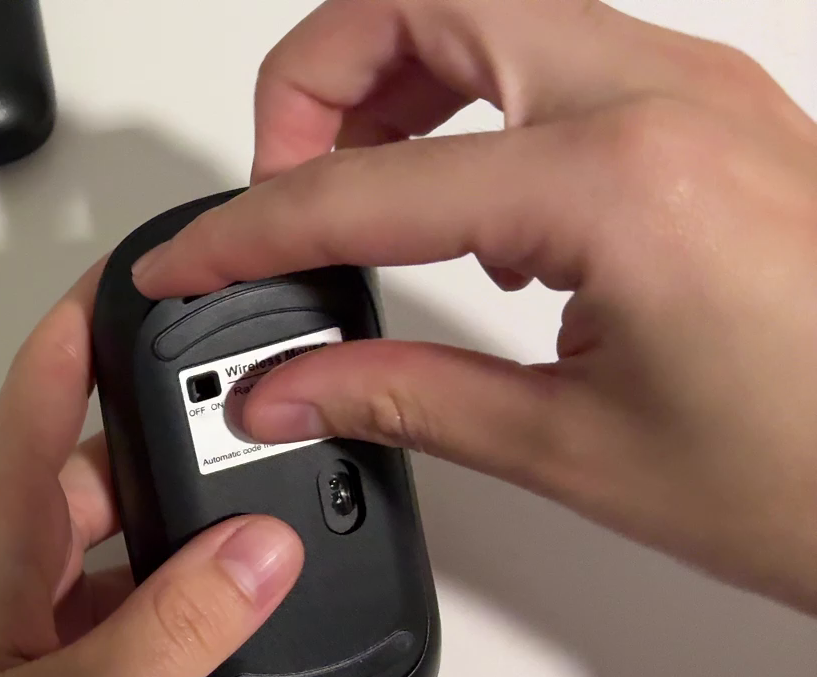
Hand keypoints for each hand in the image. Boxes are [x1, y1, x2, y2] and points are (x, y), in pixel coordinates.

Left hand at [0, 268, 370, 676]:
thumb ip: (170, 634)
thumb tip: (261, 545)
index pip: (37, 398)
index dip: (85, 322)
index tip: (150, 267)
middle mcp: (3, 579)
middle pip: (103, 490)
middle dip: (183, 461)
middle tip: (286, 436)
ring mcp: (21, 648)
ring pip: (128, 592)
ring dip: (207, 594)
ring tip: (311, 579)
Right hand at [131, 0, 816, 613]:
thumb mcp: (559, 445)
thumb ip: (388, 398)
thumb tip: (275, 392)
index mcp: (612, 183)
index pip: (351, 190)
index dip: (235, 235)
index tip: (178, 268)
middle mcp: (653, 102)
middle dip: (305, 87)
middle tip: (265, 190)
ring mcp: (679, 97)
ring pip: (475, 7)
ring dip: (368, 82)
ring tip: (324, 193)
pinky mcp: (685, 123)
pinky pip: (525, 61)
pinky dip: (432, 108)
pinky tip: (412, 201)